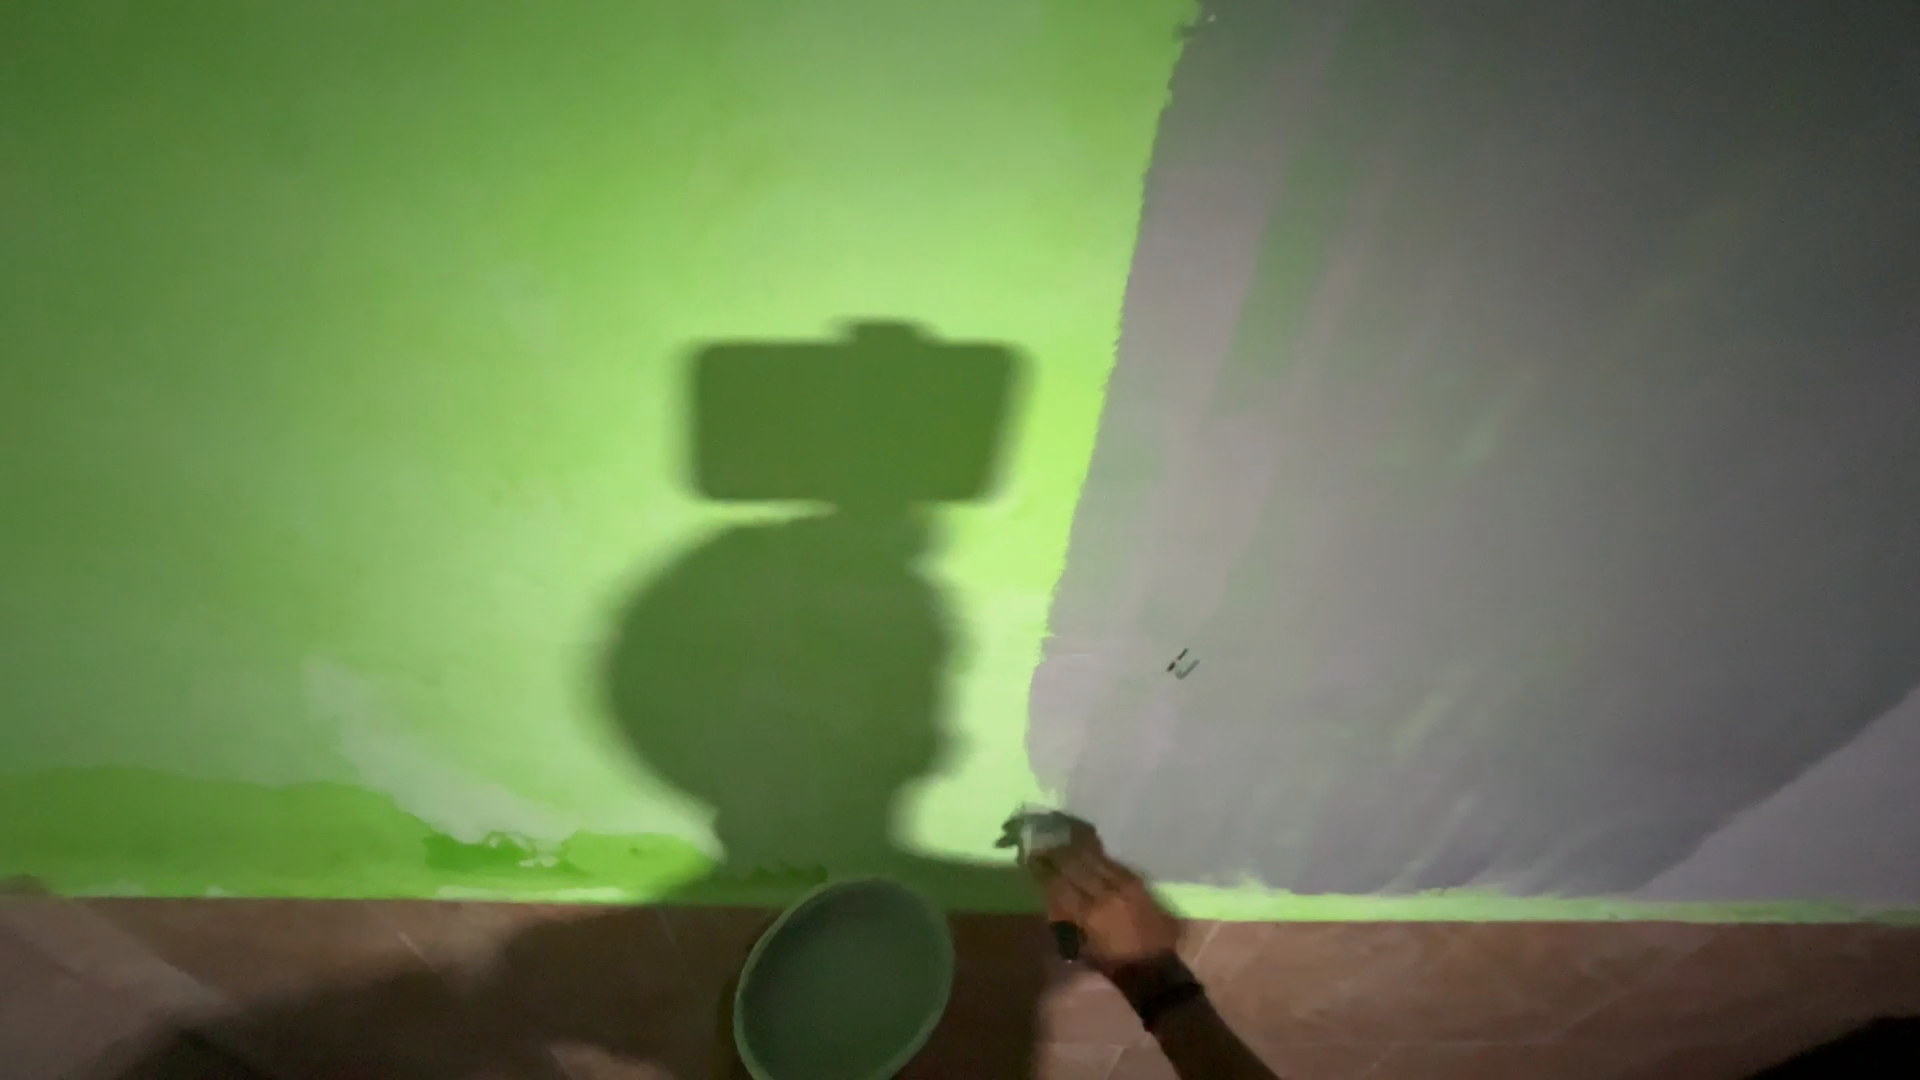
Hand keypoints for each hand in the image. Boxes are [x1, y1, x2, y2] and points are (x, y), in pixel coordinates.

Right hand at [1035, 844, 1181, 972]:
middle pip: (1075, 864)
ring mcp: (1123, 884)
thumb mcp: (1083, 949)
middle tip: (1044, 848)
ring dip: (1075, 850)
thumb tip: (1052, 899)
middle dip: (1056, 854)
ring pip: (1094, 858)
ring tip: (1063, 844)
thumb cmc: (1116, 966)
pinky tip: (1087, 849)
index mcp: (1089, 914)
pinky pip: (1111, 862)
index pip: (1059, 883)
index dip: (1043, 870)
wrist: (1157, 969)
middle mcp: (1105, 893)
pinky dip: (1096, 855)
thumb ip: (1067, 921)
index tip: (1031, 859)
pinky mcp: (1136, 881)